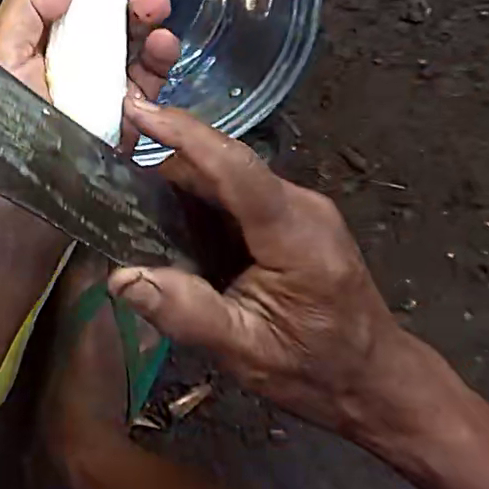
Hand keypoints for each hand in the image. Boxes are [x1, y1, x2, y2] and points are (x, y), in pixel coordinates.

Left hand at [0, 0, 181, 149]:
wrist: (20, 192)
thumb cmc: (1, 116)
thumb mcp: (0, 53)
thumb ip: (28, 8)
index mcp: (27, 34)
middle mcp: (61, 52)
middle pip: (94, 3)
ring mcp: (94, 80)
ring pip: (126, 35)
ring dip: (142, 12)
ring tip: (155, 1)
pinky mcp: (122, 110)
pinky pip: (147, 77)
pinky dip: (160, 57)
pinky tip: (164, 40)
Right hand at [106, 100, 418, 440]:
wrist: (378, 380)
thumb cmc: (317, 371)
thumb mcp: (247, 354)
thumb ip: (184, 313)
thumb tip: (120, 278)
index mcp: (295, 236)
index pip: (234, 166)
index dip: (182, 133)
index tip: (133, 109)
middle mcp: (299, 203)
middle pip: (219, 162)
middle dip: (163, 159)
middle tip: (110, 173)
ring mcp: (296, 202)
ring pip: (221, 170)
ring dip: (176, 180)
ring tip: (133, 201)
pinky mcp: (286, 207)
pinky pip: (229, 184)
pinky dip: (193, 192)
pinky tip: (170, 217)